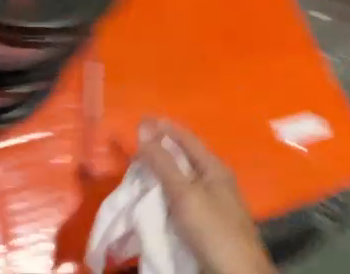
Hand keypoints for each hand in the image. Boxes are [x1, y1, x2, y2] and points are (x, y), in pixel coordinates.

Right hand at [139, 118, 270, 273]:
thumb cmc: (213, 229)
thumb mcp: (185, 194)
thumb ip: (163, 162)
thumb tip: (144, 128)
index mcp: (215, 168)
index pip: (186, 137)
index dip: (163, 127)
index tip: (138, 120)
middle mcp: (216, 181)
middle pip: (184, 157)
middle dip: (159, 149)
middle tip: (133, 147)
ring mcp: (214, 204)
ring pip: (182, 179)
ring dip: (161, 173)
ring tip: (139, 171)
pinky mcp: (209, 224)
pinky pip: (183, 200)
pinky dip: (166, 194)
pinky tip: (155, 198)